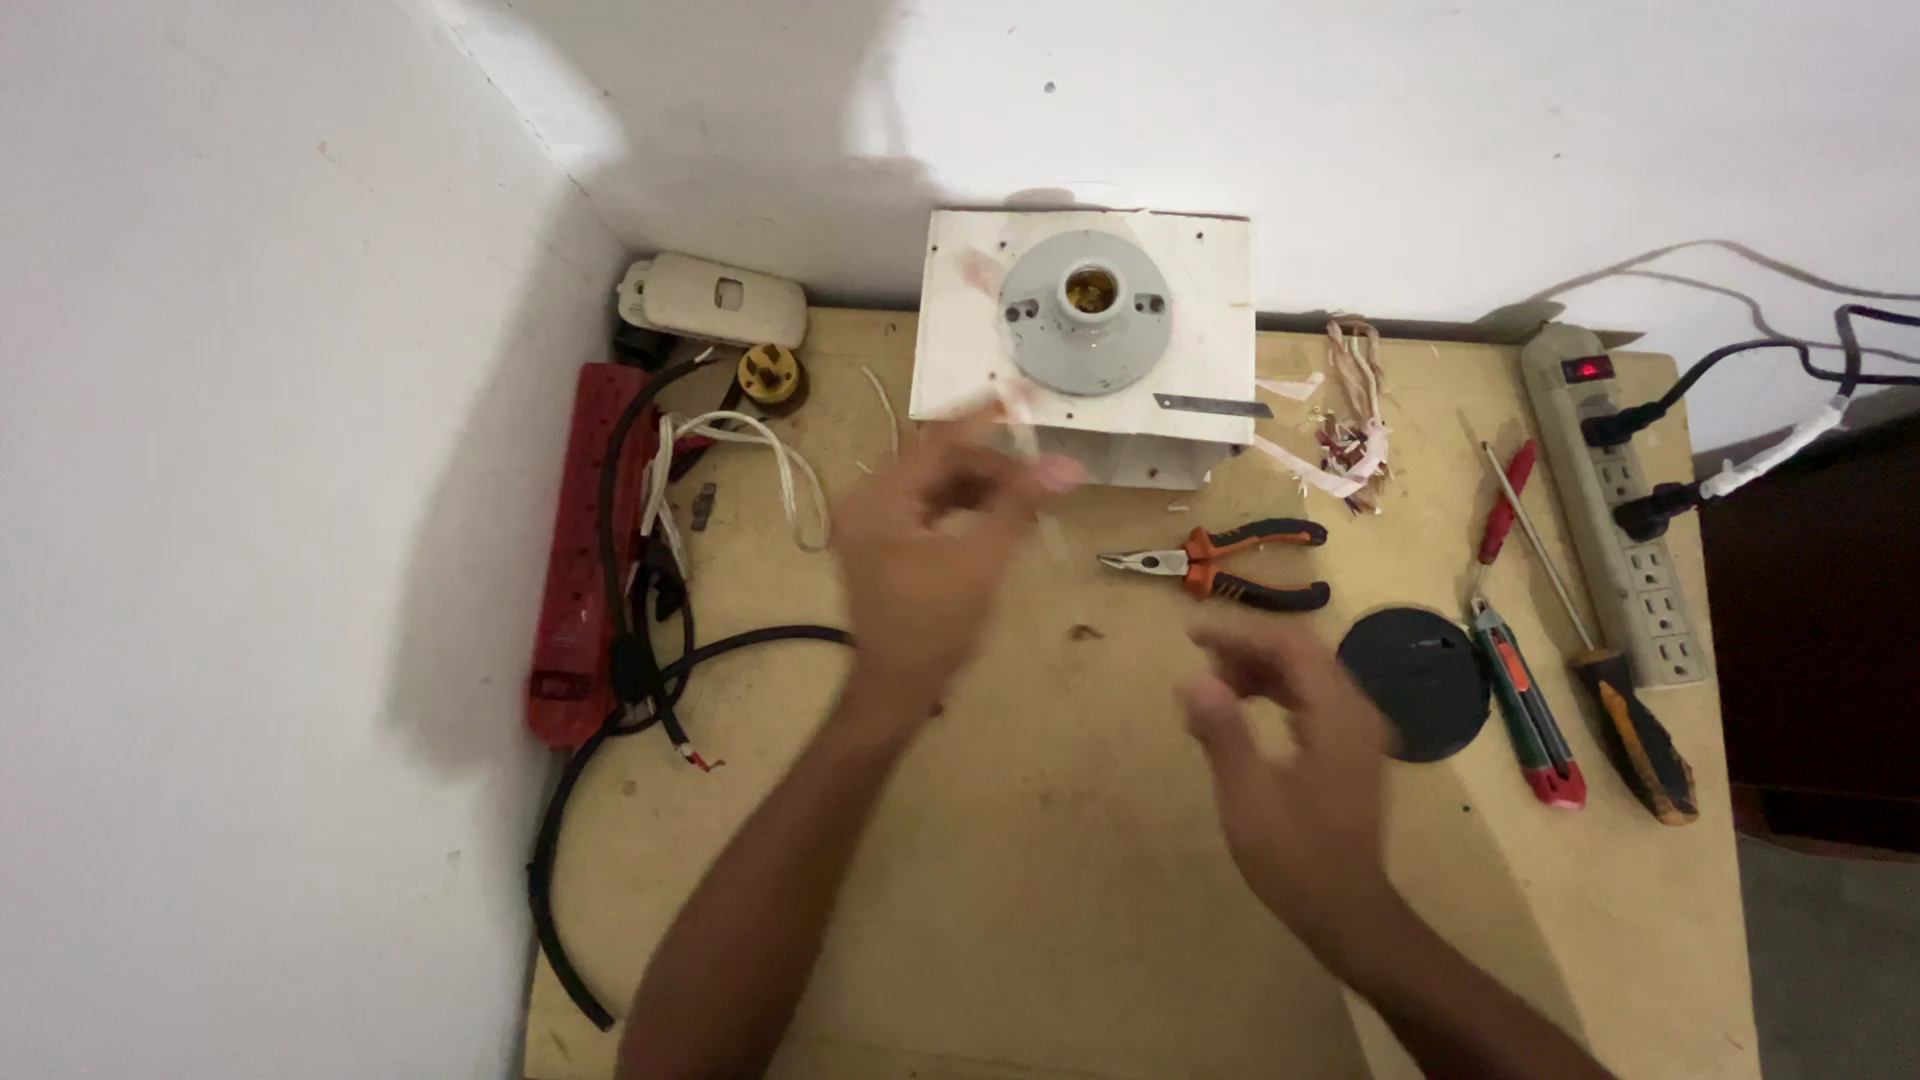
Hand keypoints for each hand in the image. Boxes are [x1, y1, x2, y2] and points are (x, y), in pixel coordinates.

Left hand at [832, 400, 1084, 717]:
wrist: (896, 689)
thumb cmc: (933, 630)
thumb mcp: (980, 563)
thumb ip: (1018, 506)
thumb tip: (1066, 465)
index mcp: (878, 501)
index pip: (936, 443)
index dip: (983, 417)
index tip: (1023, 395)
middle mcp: (867, 502)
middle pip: (935, 461)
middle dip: (988, 461)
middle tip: (1037, 466)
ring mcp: (873, 522)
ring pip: (935, 483)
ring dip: (979, 483)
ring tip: (1026, 490)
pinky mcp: (886, 541)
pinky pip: (930, 506)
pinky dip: (965, 505)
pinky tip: (999, 510)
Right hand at [1179, 616, 1403, 973]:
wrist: (1348, 914)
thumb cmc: (1295, 857)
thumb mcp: (1247, 794)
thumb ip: (1222, 730)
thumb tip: (1191, 678)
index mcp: (1338, 716)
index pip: (1290, 646)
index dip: (1239, 634)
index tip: (1192, 637)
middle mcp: (1356, 713)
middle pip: (1300, 654)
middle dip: (1246, 650)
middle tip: (1199, 666)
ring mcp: (1356, 732)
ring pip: (1305, 675)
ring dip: (1257, 671)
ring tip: (1213, 689)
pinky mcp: (1348, 749)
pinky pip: (1309, 699)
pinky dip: (1272, 693)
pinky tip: (1243, 710)